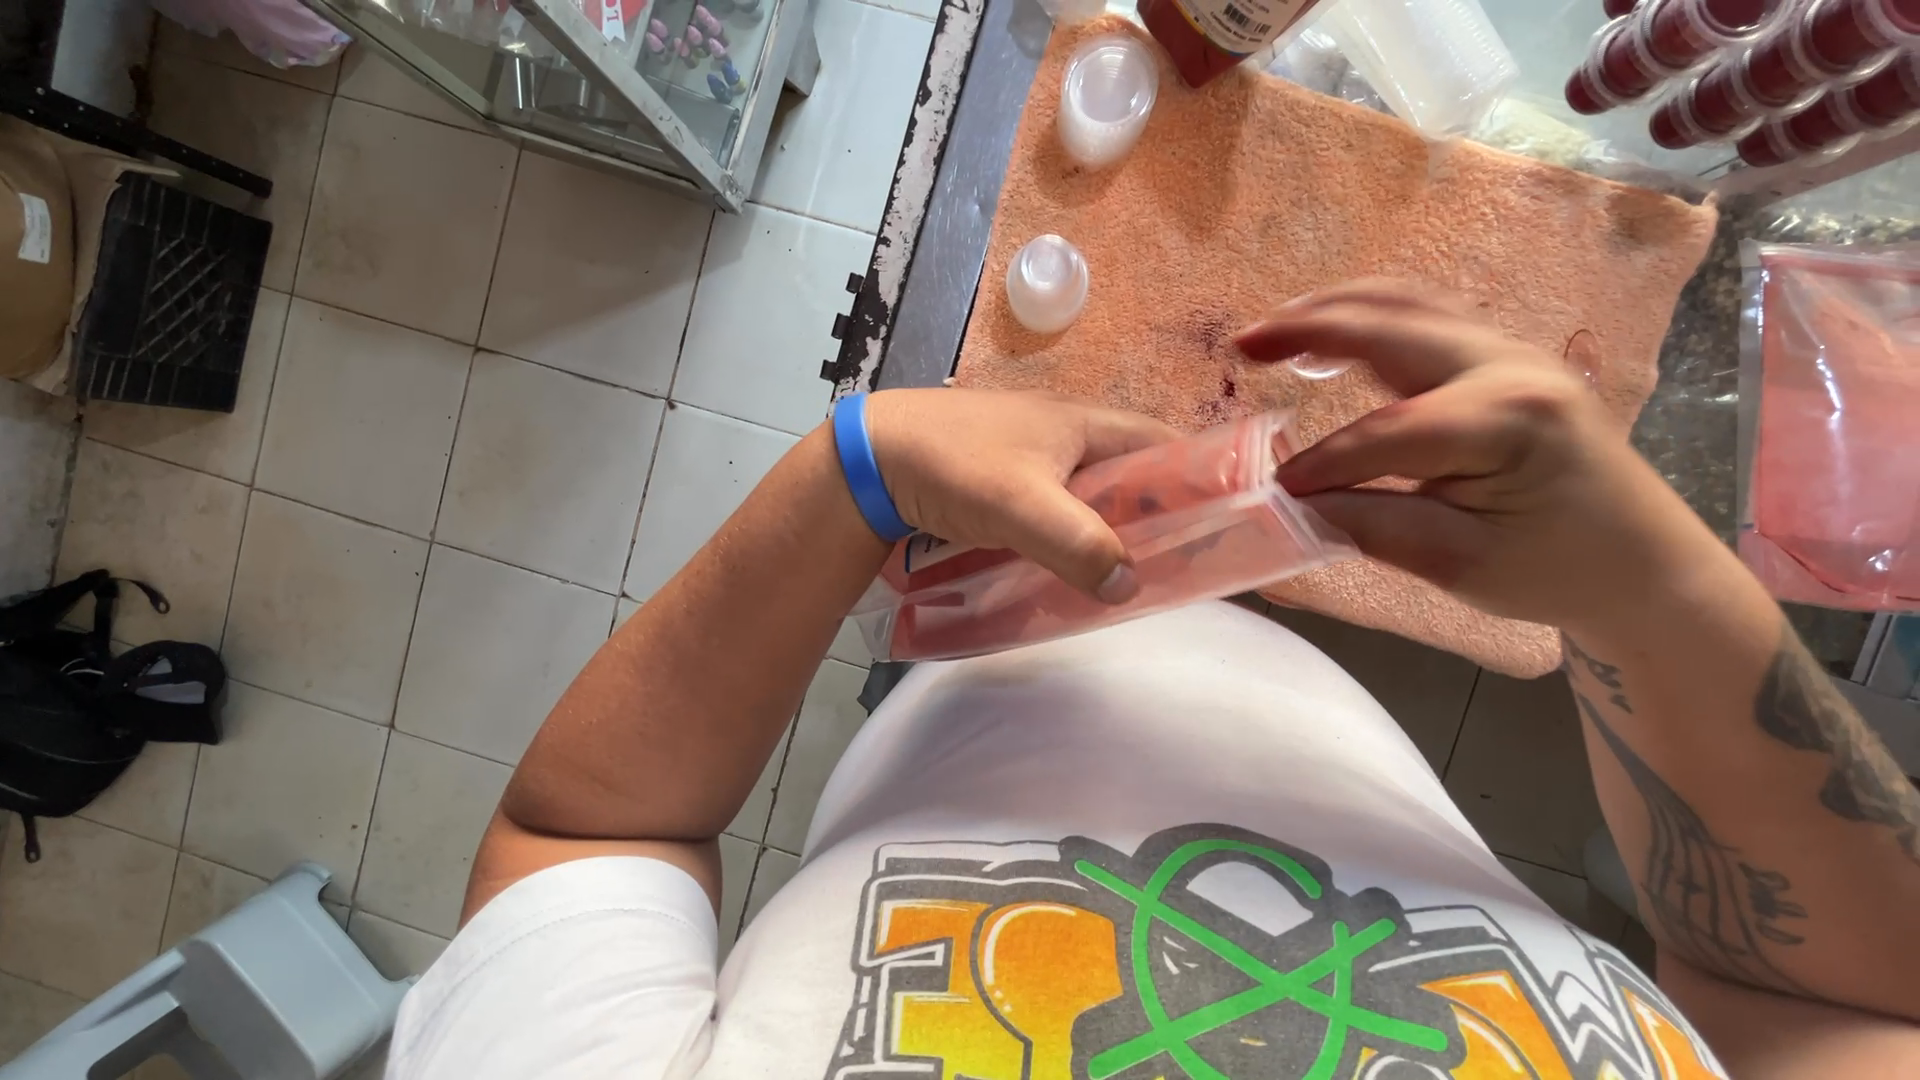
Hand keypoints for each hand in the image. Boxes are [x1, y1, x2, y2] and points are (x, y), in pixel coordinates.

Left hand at [864, 388, 1178, 603]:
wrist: (871, 458)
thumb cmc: (954, 466)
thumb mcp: (1022, 505)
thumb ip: (1079, 544)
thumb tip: (1130, 586)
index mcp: (1084, 422)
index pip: (1164, 441)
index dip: (1199, 474)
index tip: (1220, 520)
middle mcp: (1065, 434)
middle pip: (1130, 474)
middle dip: (1154, 515)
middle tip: (1171, 563)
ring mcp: (1031, 458)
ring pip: (1090, 496)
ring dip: (1107, 531)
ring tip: (1123, 576)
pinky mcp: (1003, 483)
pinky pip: (1054, 511)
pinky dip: (1068, 536)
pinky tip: (1067, 569)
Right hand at [1235, 281, 1725, 631]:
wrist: (1643, 563)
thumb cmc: (1556, 569)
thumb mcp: (1453, 561)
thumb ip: (1364, 523)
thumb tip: (1288, 503)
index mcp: (1507, 418)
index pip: (1384, 433)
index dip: (1319, 464)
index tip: (1273, 495)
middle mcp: (1510, 364)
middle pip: (1389, 327)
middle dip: (1309, 328)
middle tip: (1242, 344)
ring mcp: (1511, 352)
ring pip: (1408, 305)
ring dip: (1335, 311)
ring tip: (1273, 328)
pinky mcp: (1504, 359)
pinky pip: (1425, 316)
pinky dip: (1369, 316)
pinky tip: (1332, 332)